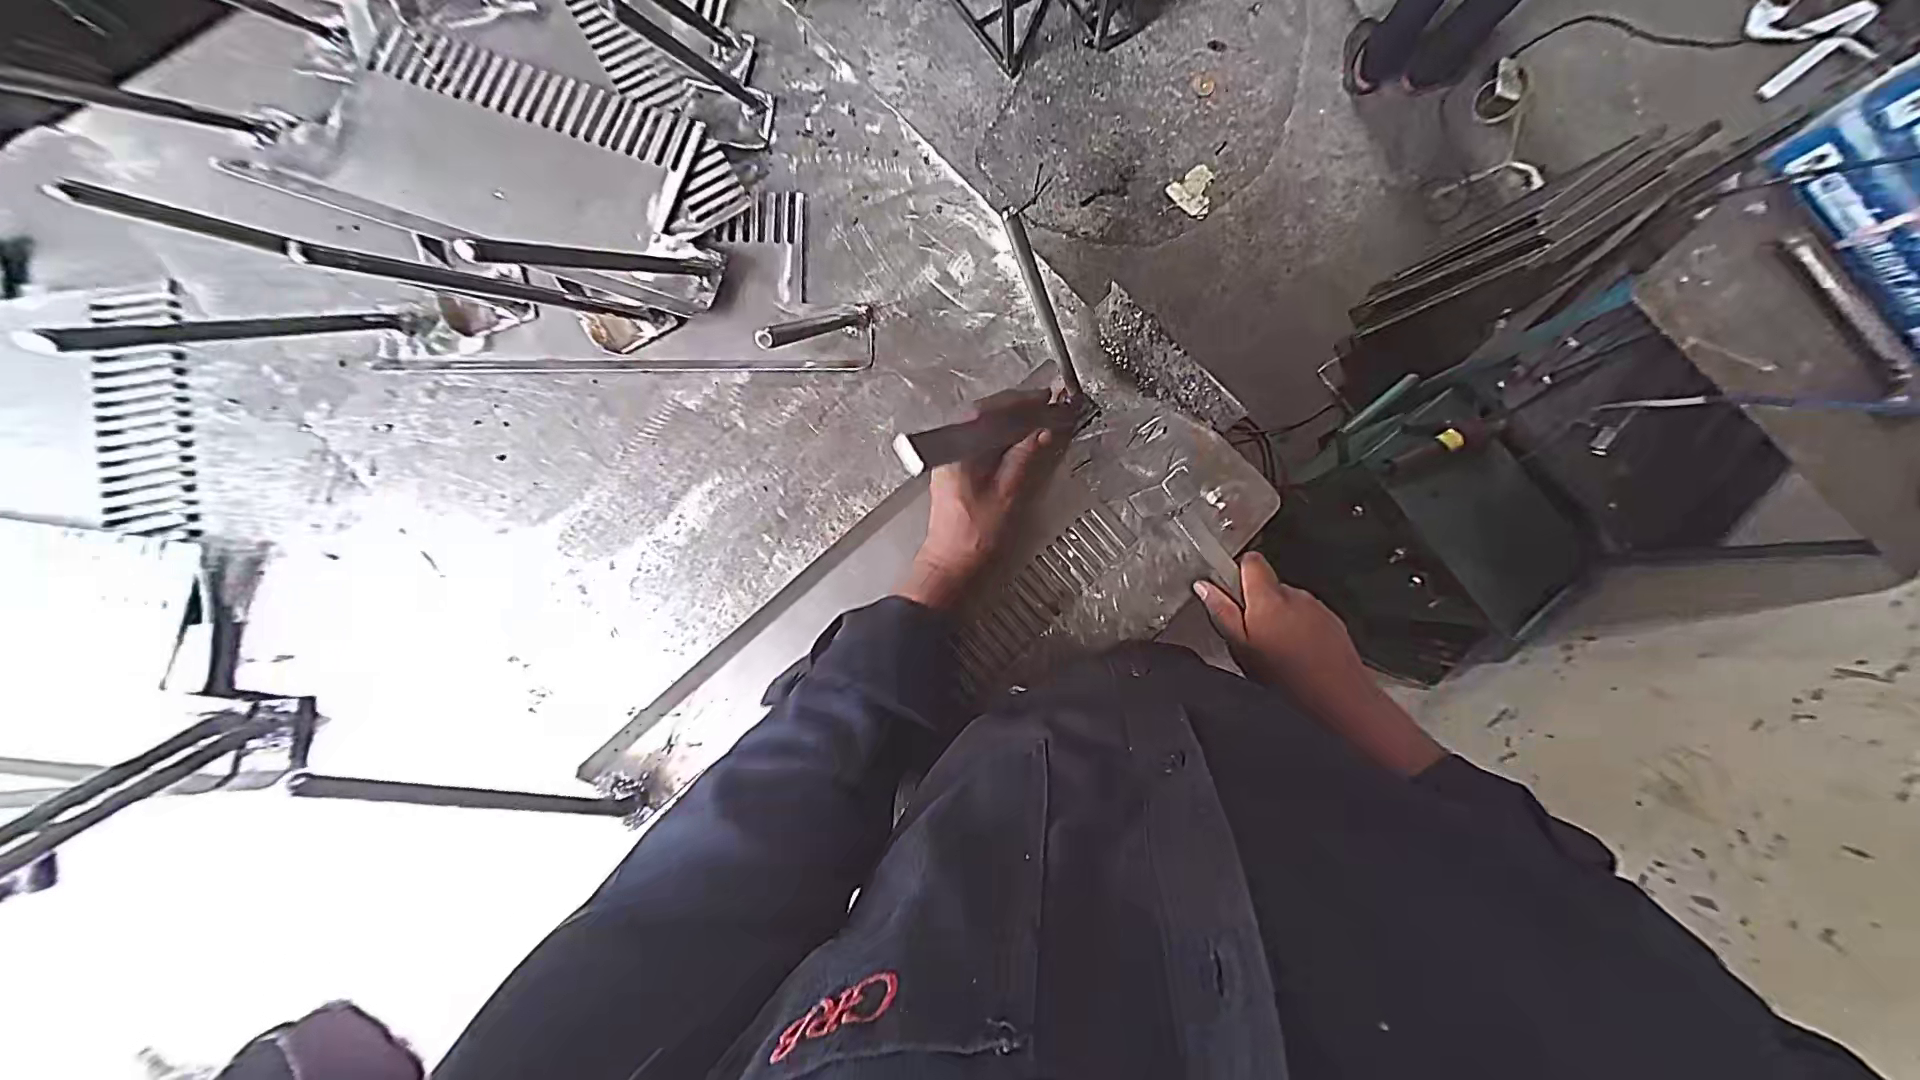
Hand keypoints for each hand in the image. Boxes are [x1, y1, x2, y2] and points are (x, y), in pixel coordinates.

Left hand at [896, 391, 1055, 610]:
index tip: (1048, 399)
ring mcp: (953, 459)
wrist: (952, 565)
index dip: (1023, 402)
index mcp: (958, 448)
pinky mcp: (958, 472)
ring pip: (986, 428)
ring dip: (1014, 422)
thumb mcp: (1008, 494)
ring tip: (1041, 420)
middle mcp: (951, 449)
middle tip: (1050, 405)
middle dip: (1020, 408)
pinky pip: (983, 443)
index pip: (992, 410)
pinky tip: (1022, 442)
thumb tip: (1043, 432)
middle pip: (988, 415)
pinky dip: (1005, 438)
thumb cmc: (973, 537)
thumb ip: (1025, 457)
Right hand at [1192, 552, 1369, 705]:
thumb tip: (1204, 587)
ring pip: (1286, 603)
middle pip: (1267, 584)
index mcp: (1268, 596)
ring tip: (1274, 649)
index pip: (1251, 561)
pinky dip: (1297, 630)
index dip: (1237, 572)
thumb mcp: (1240, 646)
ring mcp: (1316, 607)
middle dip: (1255, 603)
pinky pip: (1306, 617)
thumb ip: (1221, 611)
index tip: (1229, 593)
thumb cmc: (1287, 677)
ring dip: (1277, 618)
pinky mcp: (1331, 621)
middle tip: (1249, 633)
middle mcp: (1295, 595)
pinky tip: (1294, 655)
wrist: (1337, 697)